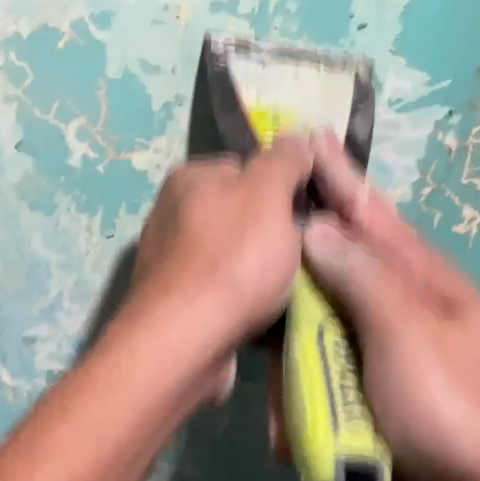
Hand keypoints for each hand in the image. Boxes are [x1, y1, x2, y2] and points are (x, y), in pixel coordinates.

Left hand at [127, 135, 314, 399]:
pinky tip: (263, 316)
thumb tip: (296, 138)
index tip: (310, 212)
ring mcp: (169, 262)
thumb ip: (285, 159)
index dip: (284, 187)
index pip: (248, 168)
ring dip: (263, 272)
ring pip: (235, 257)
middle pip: (242, 214)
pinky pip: (223, 294)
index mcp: (188, 178)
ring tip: (289, 289)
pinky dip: (243, 303)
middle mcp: (170, 214)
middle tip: (306, 253)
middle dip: (275, 233)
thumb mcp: (269, 193)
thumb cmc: (231, 261)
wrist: (185, 342)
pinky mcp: (175, 305)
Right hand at [293, 132, 479, 480]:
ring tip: (269, 377)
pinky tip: (288, 427)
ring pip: (323, 338)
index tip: (306, 146)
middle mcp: (407, 314)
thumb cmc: (451, 406)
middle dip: (297, 285)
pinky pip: (327, 385)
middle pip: (337, 280)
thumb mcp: (406, 332)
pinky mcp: (373, 402)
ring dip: (296, 364)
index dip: (338, 184)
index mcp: (428, 284)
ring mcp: (389, 362)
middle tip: (254, 273)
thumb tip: (318, 228)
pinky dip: (305, 402)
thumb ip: (361, 277)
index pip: (374, 220)